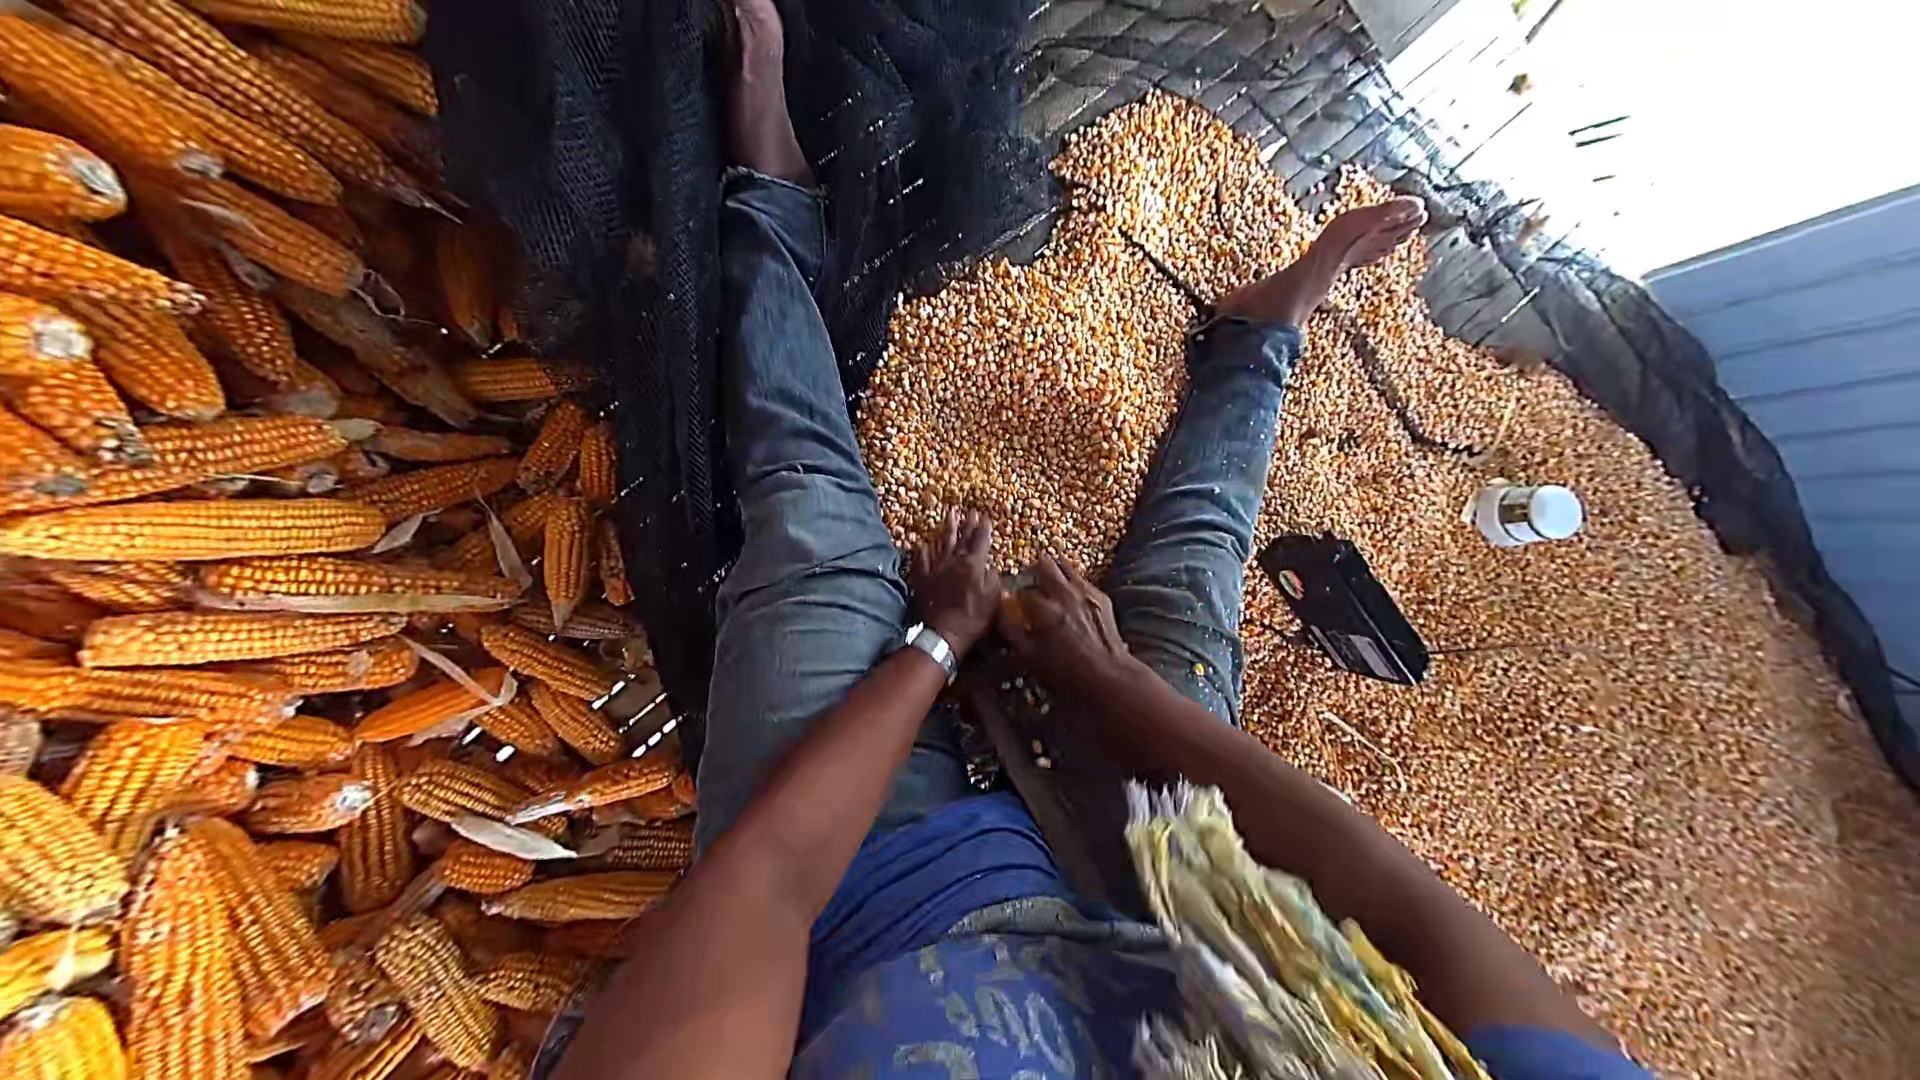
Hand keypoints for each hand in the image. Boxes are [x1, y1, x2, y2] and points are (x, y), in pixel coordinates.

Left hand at [910, 509, 998, 655]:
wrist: (943, 632)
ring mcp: (936, 567)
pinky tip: (925, 542)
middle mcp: (954, 561)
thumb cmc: (973, 618)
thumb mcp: (993, 598)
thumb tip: (989, 565)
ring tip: (950, 514)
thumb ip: (993, 578)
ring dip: (947, 528)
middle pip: (962, 537)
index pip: (980, 540)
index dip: (983, 528)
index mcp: (973, 564)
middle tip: (969, 511)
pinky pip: (923, 557)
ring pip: (942, 542)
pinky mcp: (923, 577)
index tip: (985, 517)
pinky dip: (925, 548)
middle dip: (967, 523)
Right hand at [996, 554, 1141, 695]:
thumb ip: (1010, 630)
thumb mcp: (1028, 656)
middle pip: (1043, 564)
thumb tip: (1000, 612)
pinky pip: (1081, 579)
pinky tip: (1071, 601)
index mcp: (1043, 609)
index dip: (1015, 596)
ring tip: (1050, 586)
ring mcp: (1085, 592)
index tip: (1014, 604)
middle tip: (1030, 583)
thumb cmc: (1066, 670)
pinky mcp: (1101, 596)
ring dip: (1054, 571)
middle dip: (1033, 571)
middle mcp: (1064, 594)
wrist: (1107, 675)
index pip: (1021, 589)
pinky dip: (1071, 584)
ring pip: (1064, 565)